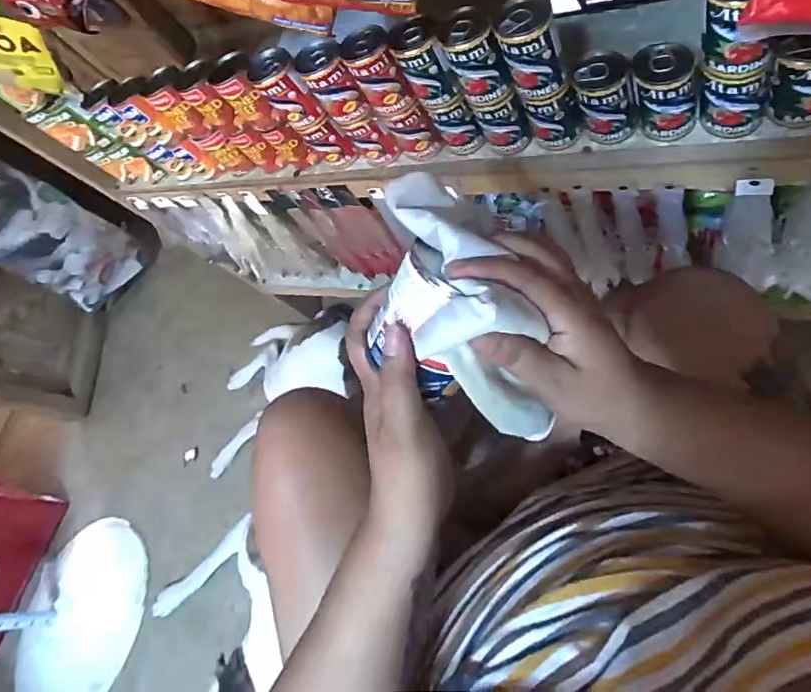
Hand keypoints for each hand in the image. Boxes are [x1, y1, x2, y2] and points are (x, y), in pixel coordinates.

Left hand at [345, 287, 453, 562]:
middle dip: (393, 314)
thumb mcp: (405, 419)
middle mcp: (379, 392)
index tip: (395, 287)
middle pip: (376, 343)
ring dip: (413, 335)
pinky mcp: (415, 420)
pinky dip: (429, 361)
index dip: (369, 309)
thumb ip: (398, 375)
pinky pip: (417, 379)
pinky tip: (452, 358)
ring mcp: (396, 407)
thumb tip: (393, 324)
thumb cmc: (407, 472)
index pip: (358, 337)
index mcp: (373, 388)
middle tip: (426, 295)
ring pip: (398, 360)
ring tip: (442, 316)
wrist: (410, 523)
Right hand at [447, 235, 662, 441]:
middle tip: (461, 254)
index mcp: (569, 310)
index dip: (487, 267)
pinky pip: (548, 258)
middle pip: (536, 249)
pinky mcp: (576, 293)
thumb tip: (475, 332)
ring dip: (511, 243)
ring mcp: (578, 288)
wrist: (635, 399)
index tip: (455, 270)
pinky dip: (523, 250)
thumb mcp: (554, 386)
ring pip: (544, 248)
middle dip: (496, 245)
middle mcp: (575, 290)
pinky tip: (506, 261)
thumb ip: (517, 356)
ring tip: (478, 252)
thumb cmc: (595, 396)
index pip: (525, 275)